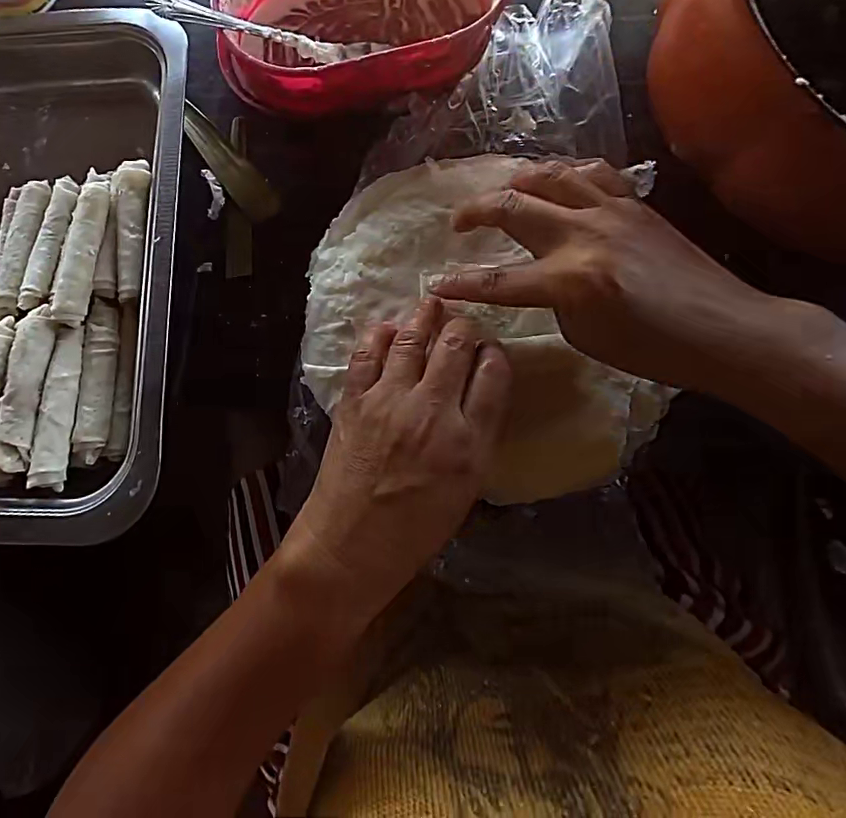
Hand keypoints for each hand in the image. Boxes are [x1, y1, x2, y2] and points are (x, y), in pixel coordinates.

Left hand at [277, 297, 512, 631]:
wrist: (352, 542)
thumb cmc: (415, 530)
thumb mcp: (465, 491)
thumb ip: (474, 441)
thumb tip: (473, 401)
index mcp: (470, 442)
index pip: (494, 377)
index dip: (494, 353)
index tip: (490, 346)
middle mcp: (433, 412)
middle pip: (454, 349)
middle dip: (462, 327)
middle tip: (460, 318)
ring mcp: (389, 401)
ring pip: (412, 342)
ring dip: (423, 317)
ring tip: (430, 303)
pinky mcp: (354, 401)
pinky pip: (367, 356)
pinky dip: (378, 336)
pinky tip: (386, 327)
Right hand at [429, 159, 820, 393]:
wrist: (729, 330)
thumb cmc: (653, 348)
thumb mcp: (583, 333)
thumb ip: (549, 298)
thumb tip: (533, 276)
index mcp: (571, 280)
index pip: (497, 280)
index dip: (459, 285)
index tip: (434, 286)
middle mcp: (585, 236)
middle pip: (511, 206)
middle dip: (473, 211)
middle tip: (458, 223)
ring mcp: (612, 212)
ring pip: (548, 176)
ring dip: (514, 181)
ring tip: (501, 194)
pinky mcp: (635, 204)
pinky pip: (591, 173)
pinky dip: (564, 174)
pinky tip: (556, 184)